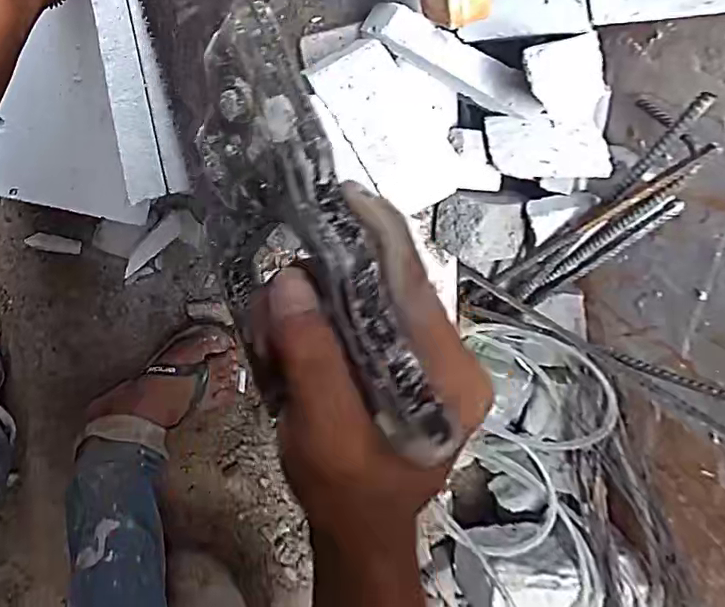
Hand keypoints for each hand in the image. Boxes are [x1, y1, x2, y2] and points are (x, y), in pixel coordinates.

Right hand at [258, 187, 492, 602]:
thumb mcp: (327, 435)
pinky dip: (309, 318)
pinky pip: (346, 310)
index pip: (415, 283)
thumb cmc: (349, 493)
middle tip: (275, 303)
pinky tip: (285, 347)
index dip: (378, 234)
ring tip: (273, 341)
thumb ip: (312, 357)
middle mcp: (442, 350)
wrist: (354, 528)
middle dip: (321, 281)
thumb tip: (289, 279)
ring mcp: (416, 348)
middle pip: (382, 280)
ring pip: (356, 291)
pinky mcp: (389, 349)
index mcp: (451, 373)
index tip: (341, 196)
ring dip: (307, 303)